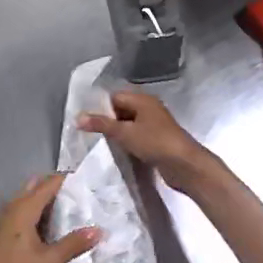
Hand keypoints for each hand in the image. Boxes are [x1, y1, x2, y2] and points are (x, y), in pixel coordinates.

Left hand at [0, 174, 99, 262]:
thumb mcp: (50, 262)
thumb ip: (74, 244)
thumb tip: (99, 230)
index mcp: (24, 208)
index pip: (49, 183)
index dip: (68, 180)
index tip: (88, 184)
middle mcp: (14, 207)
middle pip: (38, 186)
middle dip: (58, 188)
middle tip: (81, 197)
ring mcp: (6, 220)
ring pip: (30, 199)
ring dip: (48, 202)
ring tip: (72, 211)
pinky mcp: (4, 232)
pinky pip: (24, 212)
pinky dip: (39, 213)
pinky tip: (52, 229)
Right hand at [77, 92, 221, 195]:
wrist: (185, 165)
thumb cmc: (155, 142)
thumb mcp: (125, 133)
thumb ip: (101, 124)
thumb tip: (77, 117)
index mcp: (142, 99)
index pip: (115, 97)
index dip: (101, 107)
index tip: (87, 121)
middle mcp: (149, 108)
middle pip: (122, 109)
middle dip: (108, 120)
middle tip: (92, 134)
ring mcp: (155, 124)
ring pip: (130, 124)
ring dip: (119, 133)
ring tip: (103, 143)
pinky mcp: (158, 139)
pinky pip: (138, 135)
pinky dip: (129, 141)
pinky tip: (120, 151)